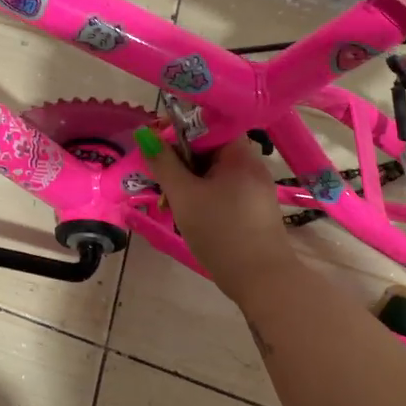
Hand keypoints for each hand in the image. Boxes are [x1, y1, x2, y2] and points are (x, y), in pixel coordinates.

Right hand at [141, 134, 297, 304]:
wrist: (262, 280)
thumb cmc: (221, 231)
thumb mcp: (183, 194)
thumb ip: (163, 162)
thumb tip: (144, 134)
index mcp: (239, 155)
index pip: (206, 125)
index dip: (177, 130)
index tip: (154, 144)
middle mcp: (250, 165)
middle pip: (207, 148)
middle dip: (178, 159)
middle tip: (156, 176)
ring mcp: (254, 188)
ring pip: (212, 171)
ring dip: (187, 179)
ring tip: (167, 200)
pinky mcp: (252, 209)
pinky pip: (221, 189)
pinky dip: (201, 194)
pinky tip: (186, 212)